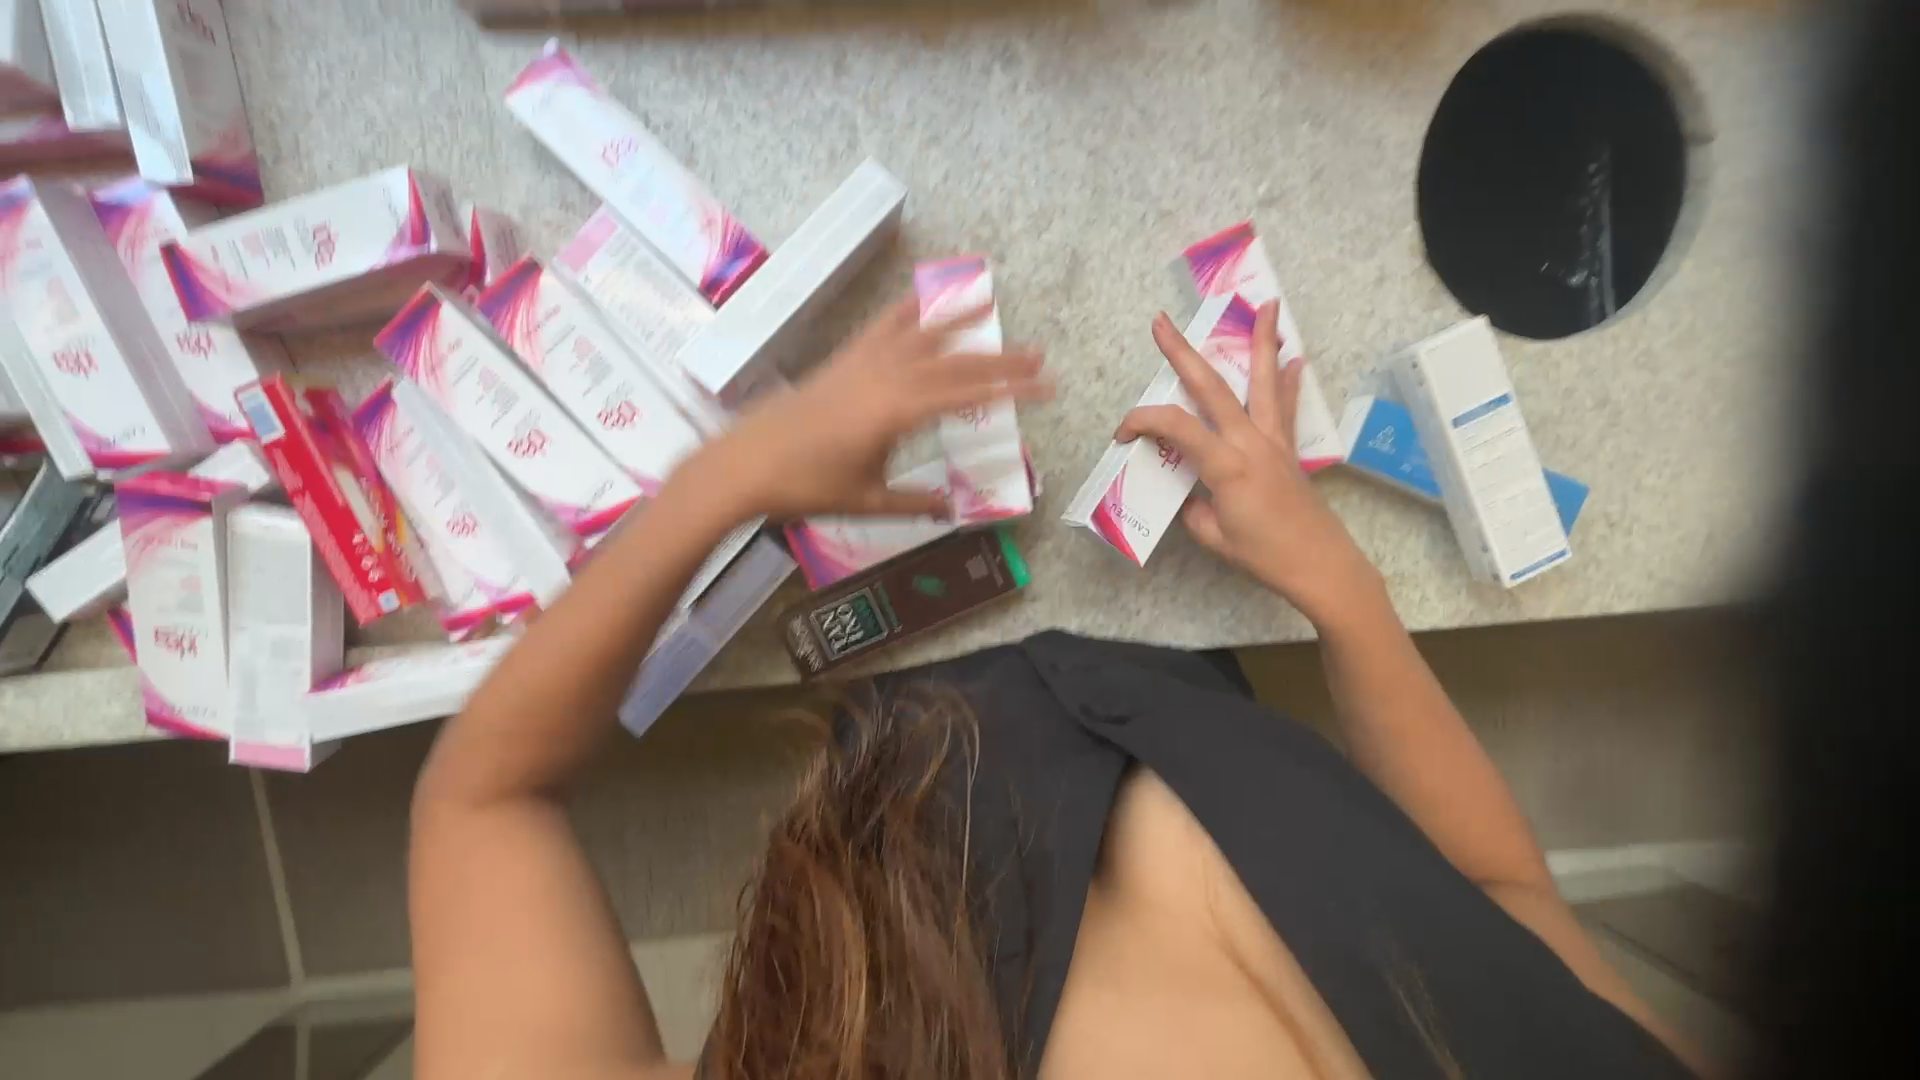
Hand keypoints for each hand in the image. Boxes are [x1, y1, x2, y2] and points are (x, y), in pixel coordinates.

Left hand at [681, 296, 1049, 521]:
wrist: (746, 463)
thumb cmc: (808, 487)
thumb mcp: (868, 501)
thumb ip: (915, 503)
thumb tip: (953, 509)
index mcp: (898, 412)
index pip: (968, 395)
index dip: (1011, 391)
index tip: (1046, 388)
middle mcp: (886, 377)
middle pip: (954, 360)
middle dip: (1000, 358)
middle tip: (1039, 357)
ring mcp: (863, 362)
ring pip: (921, 333)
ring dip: (959, 318)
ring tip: (991, 300)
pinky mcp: (844, 358)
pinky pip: (882, 326)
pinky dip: (906, 310)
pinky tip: (922, 298)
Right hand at [1116, 301, 1381, 626]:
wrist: (1320, 564)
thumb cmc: (1262, 555)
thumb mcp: (1211, 535)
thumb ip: (1194, 505)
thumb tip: (1190, 489)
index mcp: (1225, 465)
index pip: (1174, 426)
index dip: (1141, 422)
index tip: (1121, 435)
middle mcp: (1250, 442)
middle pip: (1211, 386)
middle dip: (1182, 352)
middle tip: (1162, 323)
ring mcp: (1273, 441)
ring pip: (1262, 382)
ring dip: (1262, 342)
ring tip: (1267, 306)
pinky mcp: (1288, 449)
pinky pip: (1284, 407)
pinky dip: (1287, 381)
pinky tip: (1294, 359)